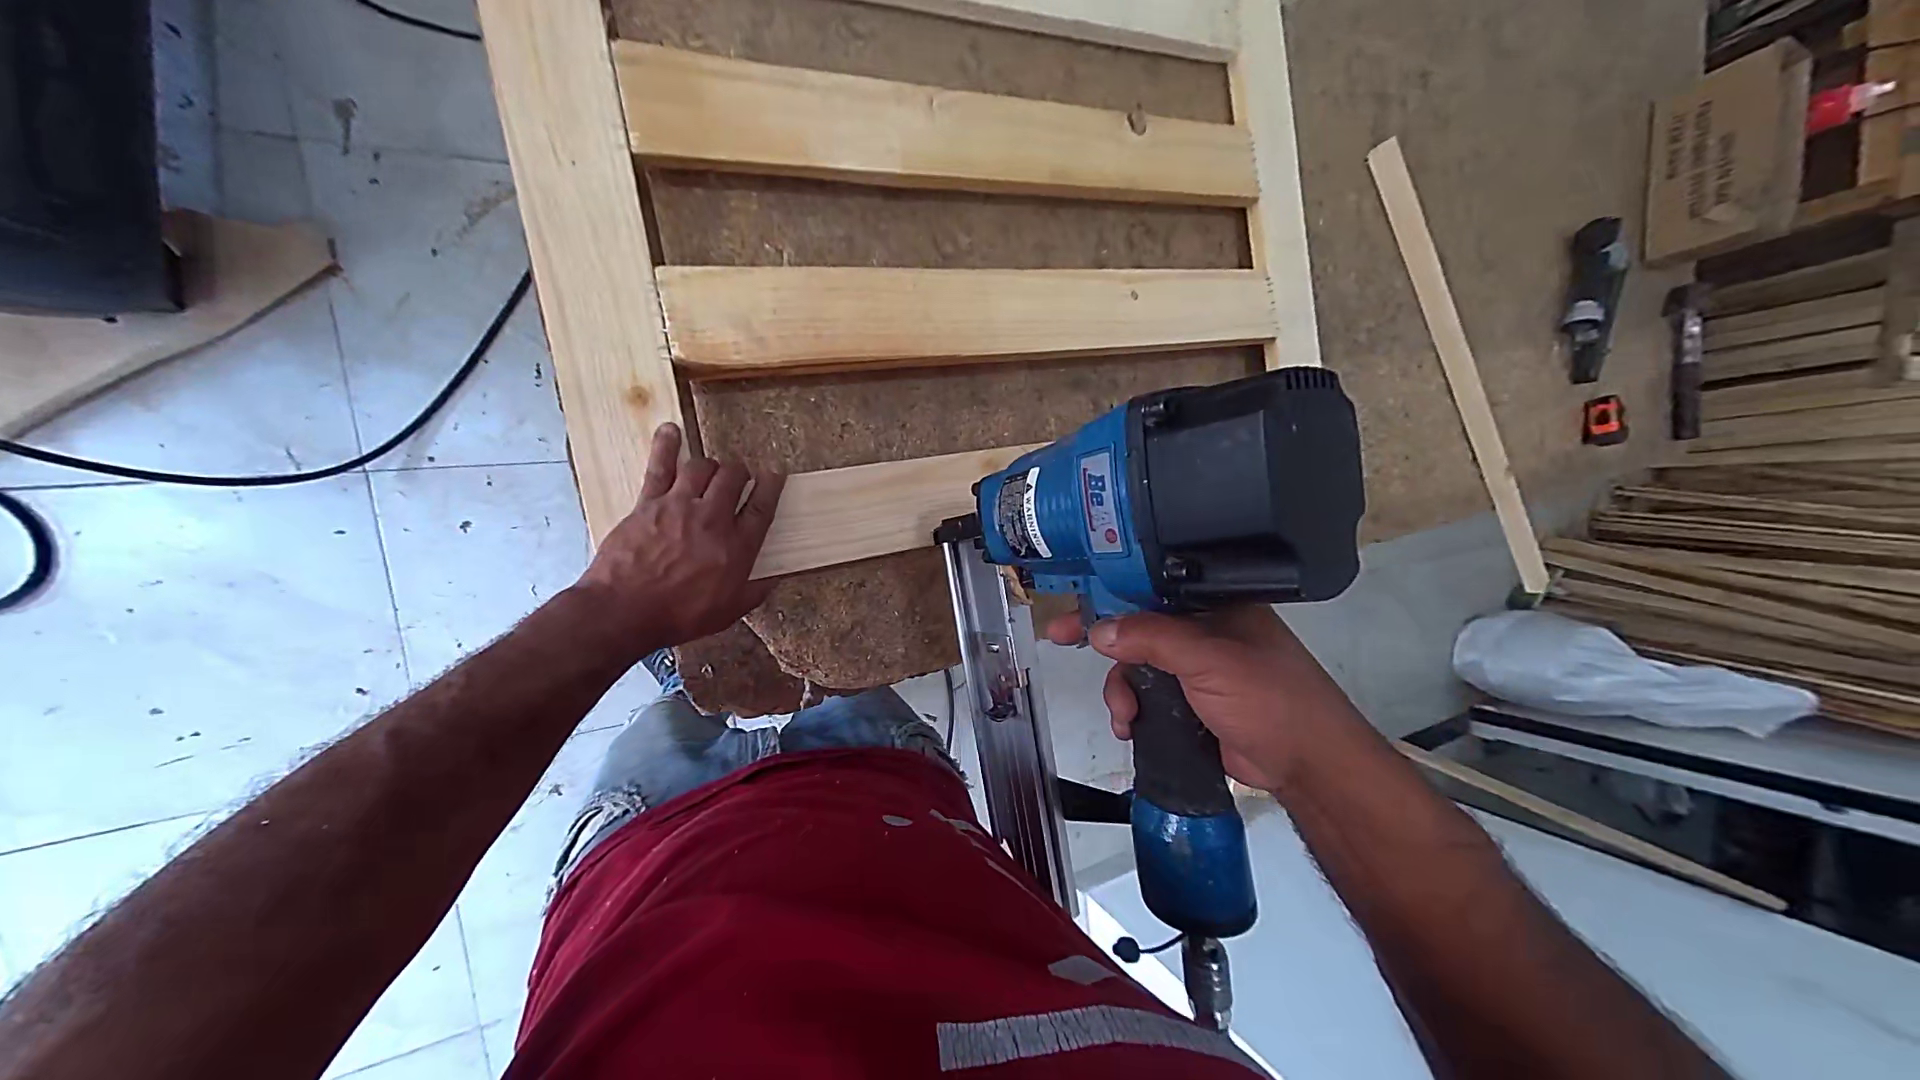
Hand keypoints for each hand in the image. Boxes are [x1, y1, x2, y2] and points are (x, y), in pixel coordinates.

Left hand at [573, 423, 784, 656]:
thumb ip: (754, 592)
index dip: (772, 486)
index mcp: (737, 547)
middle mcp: (712, 519)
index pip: (762, 507)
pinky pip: (660, 467)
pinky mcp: (649, 503)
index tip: (776, 473)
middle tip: (739, 477)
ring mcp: (679, 506)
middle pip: (734, 478)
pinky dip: (666, 445)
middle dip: (740, 472)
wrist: (624, 611)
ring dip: (711, 465)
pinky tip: (670, 430)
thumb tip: (774, 580)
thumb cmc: (678, 615)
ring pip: (702, 467)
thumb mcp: (728, 612)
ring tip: (711, 470)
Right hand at [1044, 605, 1368, 792]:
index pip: (1150, 589)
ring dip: (1120, 688)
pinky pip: (1146, 697)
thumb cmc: (1268, 698)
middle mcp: (1202, 632)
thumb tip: (1100, 630)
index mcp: (1212, 606)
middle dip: (1104, 642)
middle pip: (1136, 628)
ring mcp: (1195, 670)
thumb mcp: (1208, 659)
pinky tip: (1131, 727)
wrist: (1305, 765)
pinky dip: (1132, 710)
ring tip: (1125, 715)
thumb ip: (1152, 638)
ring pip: (1136, 666)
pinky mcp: (1190, 704)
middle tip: (1061, 639)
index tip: (1074, 603)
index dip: (1108, 592)